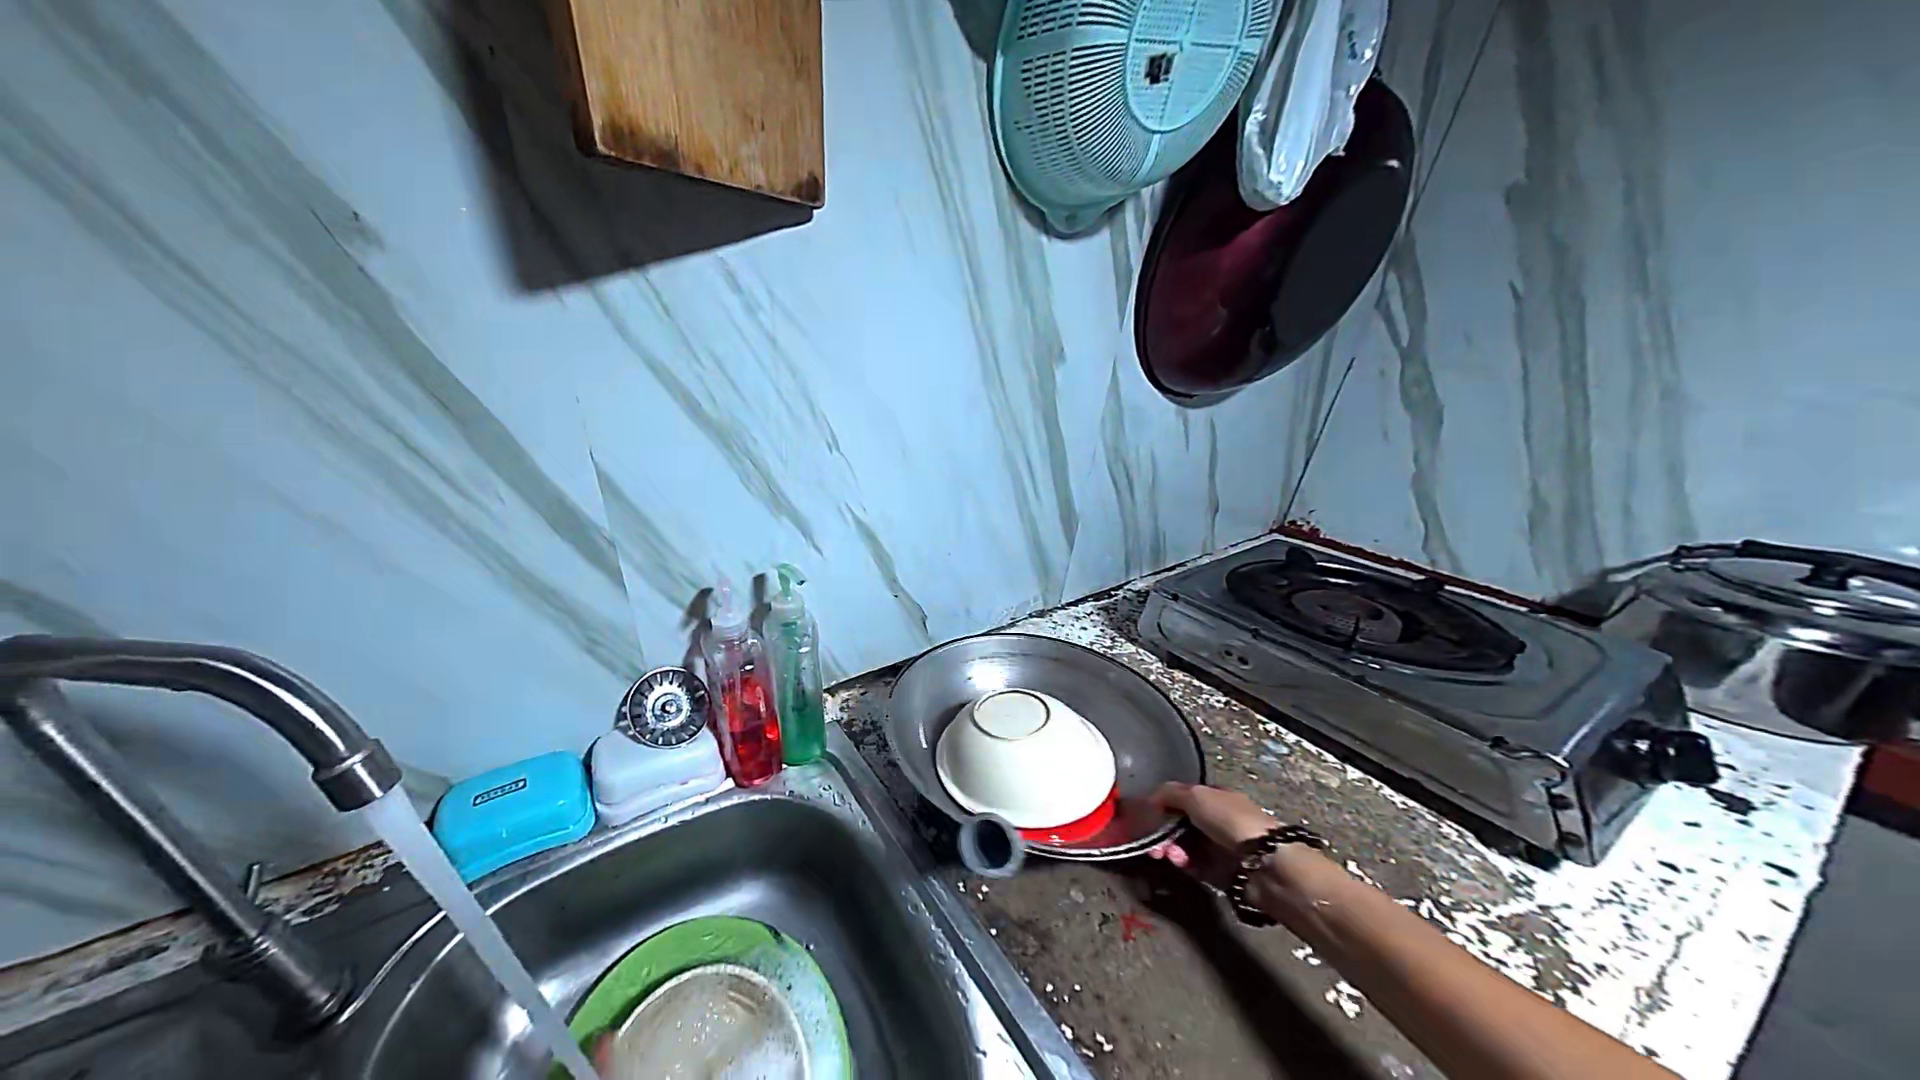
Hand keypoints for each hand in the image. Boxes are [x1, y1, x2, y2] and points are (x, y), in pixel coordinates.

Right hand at [1142, 781, 1275, 882]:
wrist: (1263, 863)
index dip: (1165, 803)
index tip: (1148, 812)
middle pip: (1180, 822)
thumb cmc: (1229, 820)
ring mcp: (1218, 846)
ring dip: (1169, 846)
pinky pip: (1192, 864)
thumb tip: (1150, 798)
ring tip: (1165, 853)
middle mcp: (1217, 819)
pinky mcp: (1218, 871)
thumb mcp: (1196, 795)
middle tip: (1150, 838)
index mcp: (1216, 797)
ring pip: (1183, 844)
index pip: (1184, 797)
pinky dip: (1182, 861)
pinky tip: (1179, 861)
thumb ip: (1169, 793)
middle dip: (1162, 829)